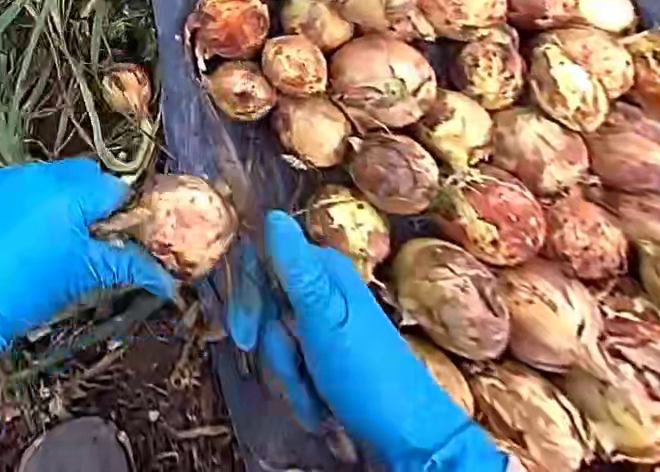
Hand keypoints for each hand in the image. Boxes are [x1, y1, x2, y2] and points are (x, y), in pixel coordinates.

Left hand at [0, 158, 175, 373]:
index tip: (114, 233)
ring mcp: (19, 173)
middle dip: (94, 199)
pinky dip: (38, 194)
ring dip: (67, 194)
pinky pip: (31, 178)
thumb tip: (169, 279)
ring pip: (60, 173)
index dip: (120, 211)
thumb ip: (129, 265)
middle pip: (89, 174)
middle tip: (87, 235)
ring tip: (56, 230)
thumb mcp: (86, 275)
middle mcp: (46, 173)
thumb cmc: (34, 288)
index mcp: (72, 193)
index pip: (115, 187)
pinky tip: (30, 224)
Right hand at [261, 211, 507, 471]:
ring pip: (275, 337)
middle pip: (265, 301)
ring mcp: (324, 323)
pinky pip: (292, 363)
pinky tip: (321, 409)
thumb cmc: (371, 378)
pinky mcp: (325, 355)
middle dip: (273, 345)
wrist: (414, 444)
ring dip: (288, 375)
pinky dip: (300, 390)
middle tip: (293, 371)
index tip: (244, 335)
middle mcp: (321, 288)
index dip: (246, 294)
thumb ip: (296, 267)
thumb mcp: (326, 320)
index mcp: (322, 268)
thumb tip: (273, 214)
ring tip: (317, 399)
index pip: (262, 258)